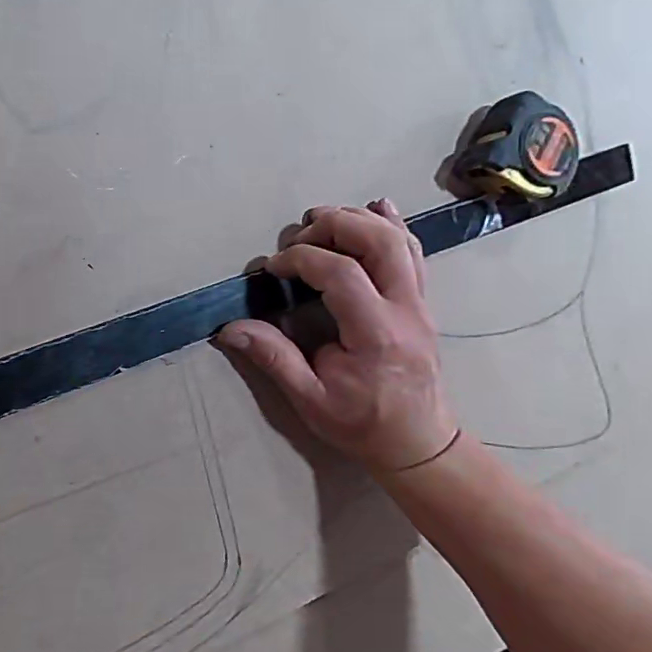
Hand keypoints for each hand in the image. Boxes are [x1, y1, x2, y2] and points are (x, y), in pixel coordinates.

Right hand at [215, 199, 459, 473]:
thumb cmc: (362, 424)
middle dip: (335, 224)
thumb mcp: (310, 400)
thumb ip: (274, 358)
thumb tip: (230, 329)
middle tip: (299, 231)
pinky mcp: (421, 302)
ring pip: (400, 242)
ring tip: (322, 218)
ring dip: (360, 220)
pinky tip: (377, 208)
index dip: (302, 259)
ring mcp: (420, 303)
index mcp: (375, 333)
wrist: (418, 443)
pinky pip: (414, 253)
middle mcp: (405, 309)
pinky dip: (393, 226)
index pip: (341, 273)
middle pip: (379, 242)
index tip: (272, 267)